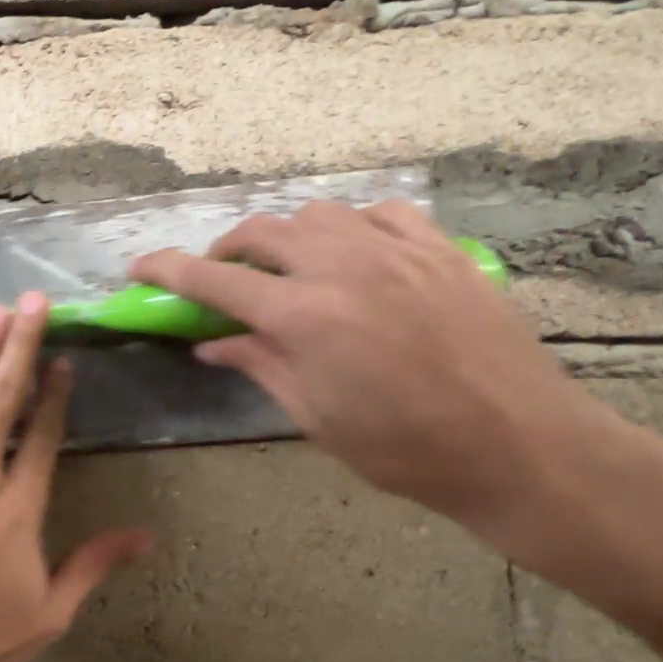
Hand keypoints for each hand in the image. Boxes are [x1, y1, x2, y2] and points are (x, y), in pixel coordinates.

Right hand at [129, 200, 618, 548]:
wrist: (523, 447)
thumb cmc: (406, 449)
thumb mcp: (315, 416)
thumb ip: (259, 364)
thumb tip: (211, 341)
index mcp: (302, 316)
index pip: (213, 278)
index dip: (166, 269)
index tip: (139, 266)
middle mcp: (341, 267)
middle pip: (260, 232)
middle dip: (225, 250)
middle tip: (220, 277)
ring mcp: (396, 251)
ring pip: (316, 213)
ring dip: (285, 234)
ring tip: (287, 265)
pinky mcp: (440, 250)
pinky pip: (380, 212)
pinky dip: (350, 225)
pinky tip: (353, 252)